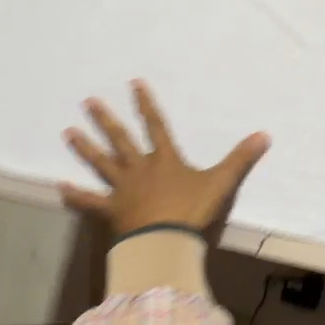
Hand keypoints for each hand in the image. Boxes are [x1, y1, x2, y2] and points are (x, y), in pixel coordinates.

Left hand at [58, 81, 270, 237]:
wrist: (166, 241)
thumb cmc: (193, 211)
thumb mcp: (222, 183)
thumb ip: (240, 159)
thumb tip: (264, 135)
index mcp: (166, 161)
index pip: (155, 126)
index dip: (145, 105)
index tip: (133, 84)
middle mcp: (140, 170)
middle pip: (121, 140)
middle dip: (106, 120)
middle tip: (88, 102)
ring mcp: (123, 190)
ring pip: (102, 164)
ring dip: (85, 148)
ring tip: (68, 132)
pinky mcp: (112, 211)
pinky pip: (90, 202)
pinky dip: (76, 196)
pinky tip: (60, 188)